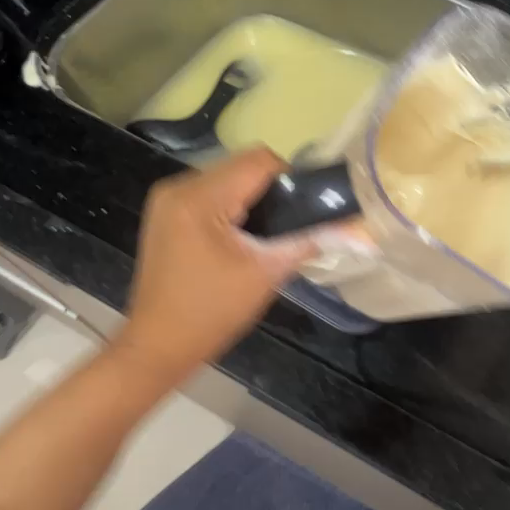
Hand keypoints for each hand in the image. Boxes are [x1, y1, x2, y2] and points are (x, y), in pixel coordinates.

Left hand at [109, 148, 314, 391]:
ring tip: (265, 236)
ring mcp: (167, 199)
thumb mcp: (266, 275)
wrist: (157, 347)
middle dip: (271, 191)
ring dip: (252, 199)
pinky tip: (241, 239)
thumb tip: (352, 226)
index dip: (291, 180)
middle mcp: (179, 187)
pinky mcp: (166, 213)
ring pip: (228, 177)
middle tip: (287, 228)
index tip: (303, 212)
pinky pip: (210, 193)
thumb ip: (307, 241)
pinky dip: (232, 207)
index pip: (260, 161)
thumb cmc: (211, 313)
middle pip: (242, 165)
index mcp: (199, 198)